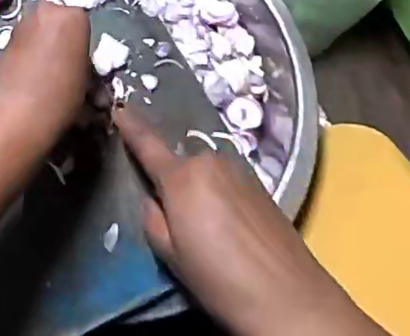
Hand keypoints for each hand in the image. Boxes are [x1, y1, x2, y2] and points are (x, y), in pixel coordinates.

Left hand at [0, 0, 89, 141]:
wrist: (18, 110)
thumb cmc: (62, 94)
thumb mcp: (86, 82)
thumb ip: (85, 67)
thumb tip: (81, 72)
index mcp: (74, 16)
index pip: (83, 25)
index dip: (82, 46)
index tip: (80, 63)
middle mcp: (48, 10)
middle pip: (59, 22)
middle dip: (61, 40)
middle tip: (64, 67)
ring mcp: (24, 21)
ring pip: (40, 30)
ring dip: (44, 45)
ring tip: (45, 74)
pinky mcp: (6, 36)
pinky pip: (24, 40)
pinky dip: (28, 52)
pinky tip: (30, 75)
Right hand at [115, 107, 385, 335]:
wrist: (291, 301)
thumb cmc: (222, 281)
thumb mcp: (172, 257)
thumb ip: (153, 220)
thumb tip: (154, 201)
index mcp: (181, 178)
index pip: (148, 144)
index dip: (130, 125)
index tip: (119, 108)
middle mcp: (209, 162)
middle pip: (180, 163)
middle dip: (175, 181)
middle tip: (178, 216)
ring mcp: (238, 169)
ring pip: (206, 172)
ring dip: (201, 190)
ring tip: (210, 228)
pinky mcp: (260, 183)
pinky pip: (227, 180)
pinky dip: (222, 196)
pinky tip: (232, 228)